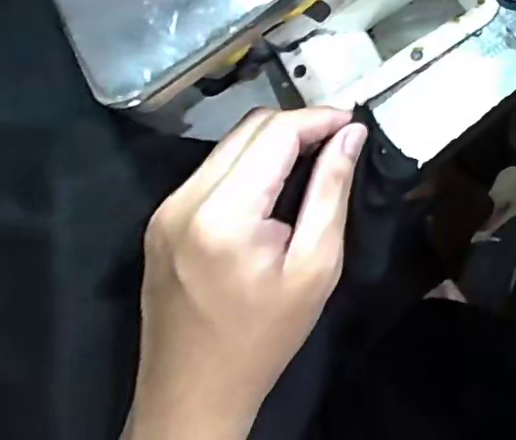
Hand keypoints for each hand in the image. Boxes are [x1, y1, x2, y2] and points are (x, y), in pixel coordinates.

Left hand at [124, 107, 366, 439]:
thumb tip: (351, 134)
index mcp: (223, 213)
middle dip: (299, 123)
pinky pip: (215, 167)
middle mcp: (186, 199)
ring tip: (314, 153)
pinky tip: (276, 180)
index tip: (353, 121)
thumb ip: (332, 190)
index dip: (319, 118)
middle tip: (339, 137)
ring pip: (231, 142)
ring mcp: (168, 207)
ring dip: (274, 138)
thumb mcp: (315, 266)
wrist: (190, 398)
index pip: (276, 132)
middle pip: (251, 127)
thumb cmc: (263, 338)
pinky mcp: (163, 218)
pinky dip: (251, 160)